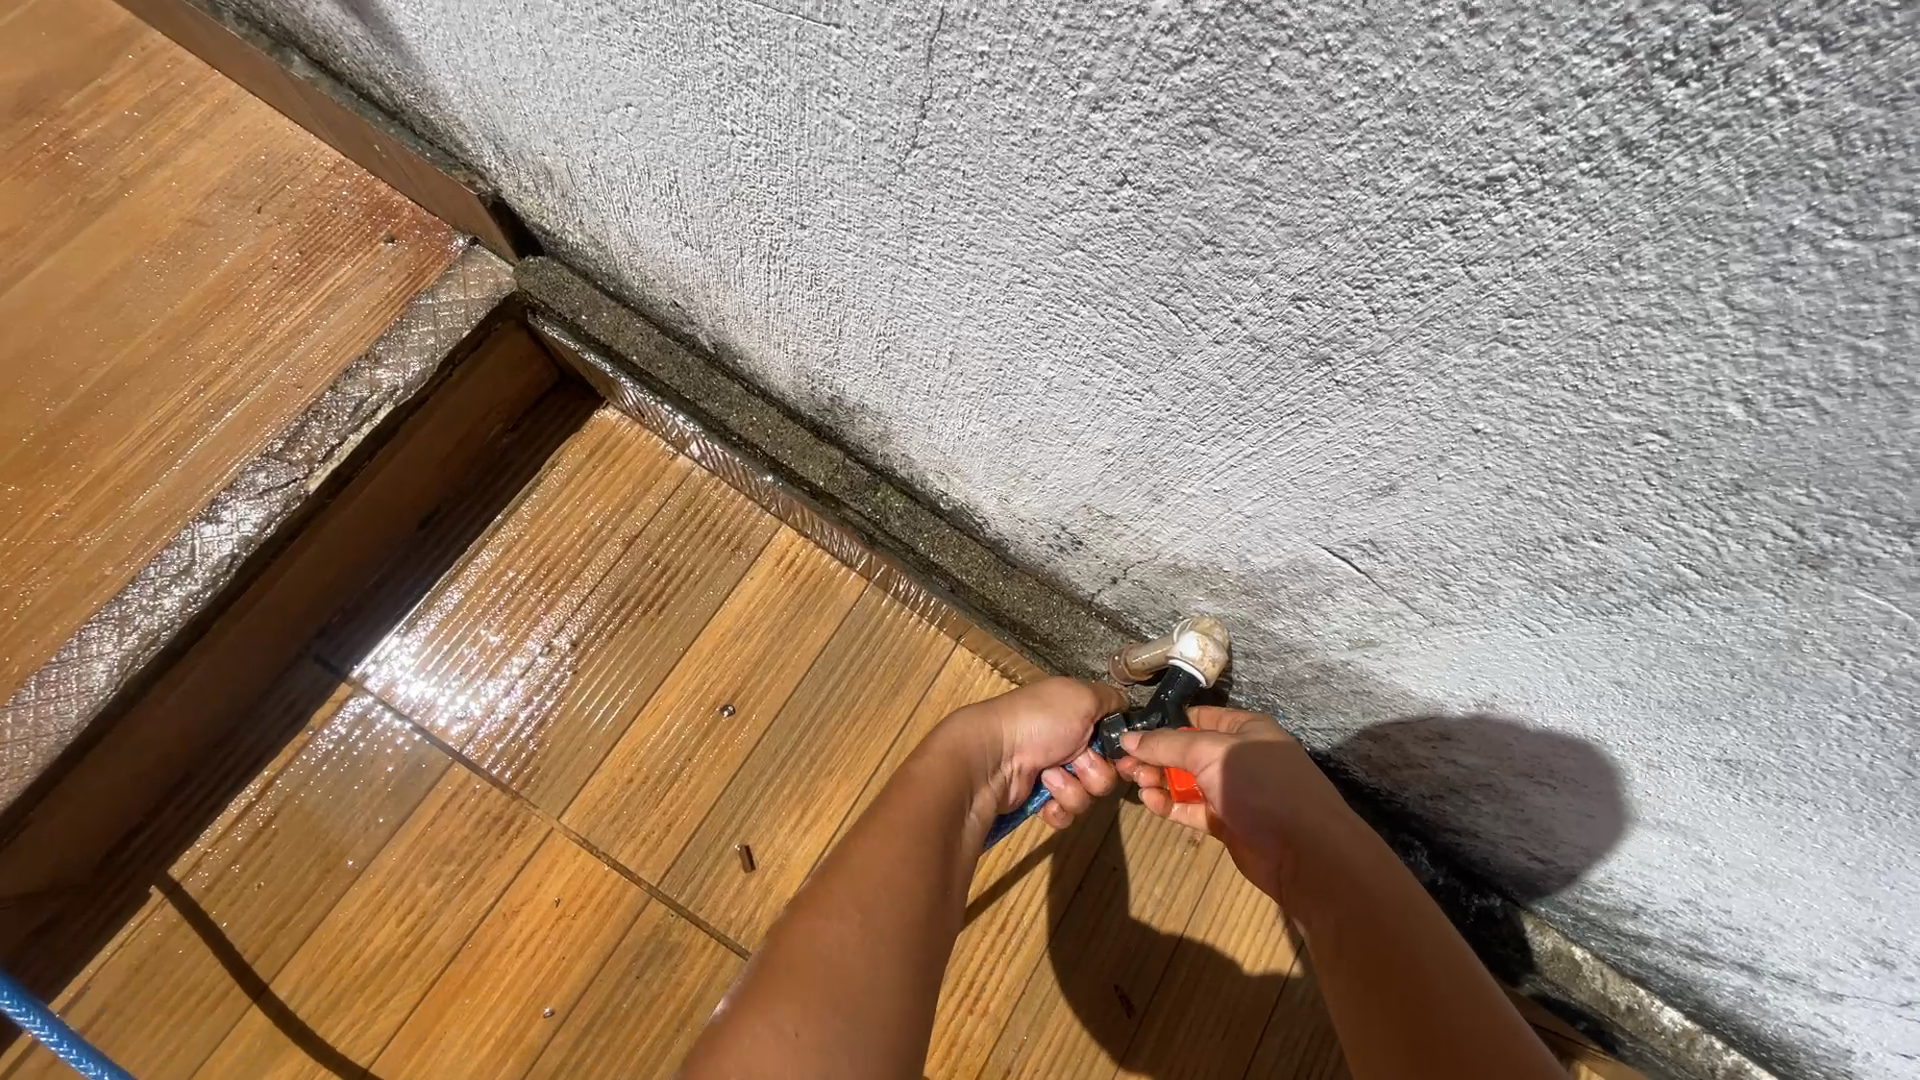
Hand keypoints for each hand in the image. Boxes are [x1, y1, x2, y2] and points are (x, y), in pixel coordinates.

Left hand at [937, 677, 1124, 830]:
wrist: (996, 756)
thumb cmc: (1039, 720)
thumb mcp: (1082, 696)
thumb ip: (1110, 698)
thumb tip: (1125, 705)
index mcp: (1076, 716)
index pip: (1113, 739)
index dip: (1121, 751)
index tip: (1122, 756)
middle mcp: (1066, 743)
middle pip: (1106, 771)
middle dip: (1094, 770)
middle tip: (1075, 760)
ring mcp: (1052, 772)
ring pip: (1088, 795)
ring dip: (1072, 787)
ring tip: (1049, 776)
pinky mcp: (1039, 799)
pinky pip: (1067, 813)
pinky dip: (1058, 807)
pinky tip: (1044, 796)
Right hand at [1118, 706, 1344, 901]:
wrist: (1306, 853)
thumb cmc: (1262, 786)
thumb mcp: (1210, 753)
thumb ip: (1166, 745)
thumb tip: (1127, 738)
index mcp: (1244, 729)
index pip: (1195, 718)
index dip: (1162, 724)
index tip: (1130, 733)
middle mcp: (1237, 756)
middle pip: (1185, 750)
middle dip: (1154, 756)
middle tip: (1125, 766)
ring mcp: (1233, 791)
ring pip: (1185, 780)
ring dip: (1159, 781)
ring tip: (1137, 784)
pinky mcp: (1226, 822)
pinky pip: (1191, 808)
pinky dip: (1170, 805)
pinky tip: (1152, 804)